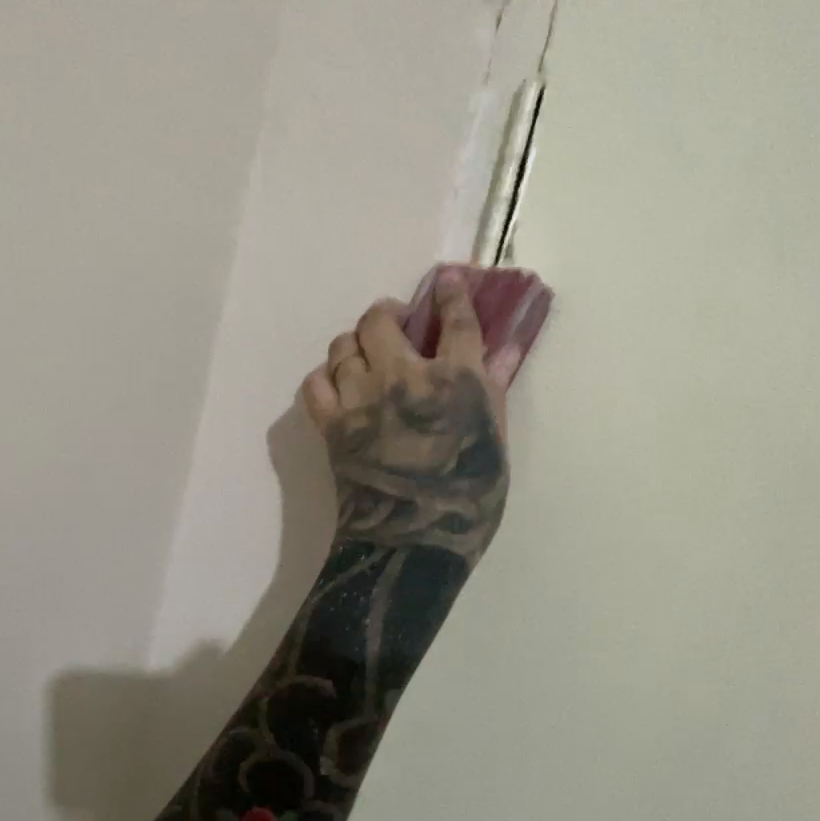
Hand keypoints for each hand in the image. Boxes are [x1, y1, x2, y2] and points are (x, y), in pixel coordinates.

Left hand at [301, 265, 533, 564]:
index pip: (456, 320)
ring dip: (355, 342)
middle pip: (381, 321)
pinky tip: (337, 383)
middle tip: (394, 320)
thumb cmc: (465, 499)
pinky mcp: (331, 424)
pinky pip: (315, 383)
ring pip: (344, 346)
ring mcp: (360, 398)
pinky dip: (324, 376)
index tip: (444, 280)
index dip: (450, 295)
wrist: (408, 540)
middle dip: (387, 313)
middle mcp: (403, 377)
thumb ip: (494, 391)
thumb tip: (505, 350)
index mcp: (457, 381)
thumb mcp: (495, 442)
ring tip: (365, 353)